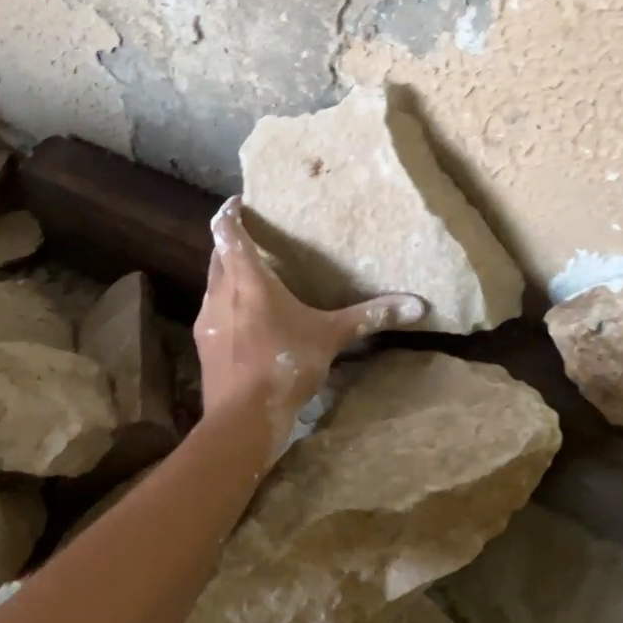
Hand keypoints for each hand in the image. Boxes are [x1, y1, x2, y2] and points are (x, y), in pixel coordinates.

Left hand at [194, 196, 426, 456]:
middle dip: (231, 242)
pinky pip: (214, 312)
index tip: (238, 201)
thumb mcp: (331, 337)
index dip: (229, 212)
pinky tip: (247, 320)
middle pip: (218, 254)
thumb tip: (417, 304)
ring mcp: (208, 321)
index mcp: (247, 279)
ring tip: (253, 275)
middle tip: (254, 236)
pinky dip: (227, 305)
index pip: (227, 232)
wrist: (241, 421)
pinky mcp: (205, 346)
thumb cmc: (284, 365)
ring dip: (228, 274)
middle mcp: (220, 292)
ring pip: (213, 284)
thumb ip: (369, 316)